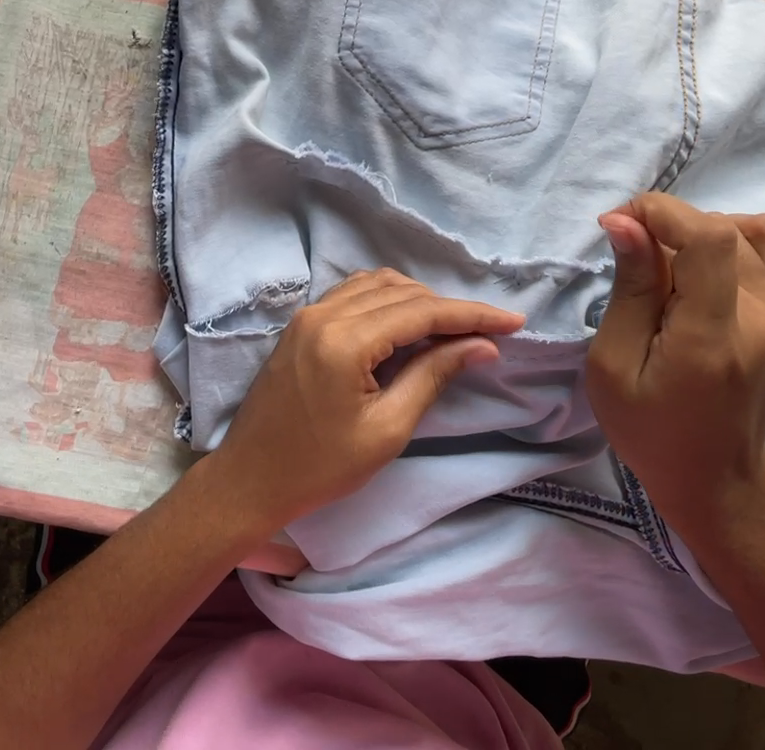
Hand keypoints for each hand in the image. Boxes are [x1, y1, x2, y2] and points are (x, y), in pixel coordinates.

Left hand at [205, 269, 523, 532]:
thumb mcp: (387, 429)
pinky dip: (385, 301)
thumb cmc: (321, 466)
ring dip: (417, 301)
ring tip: (450, 330)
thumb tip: (481, 345)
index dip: (471, 314)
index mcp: (343, 340)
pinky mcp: (301, 325)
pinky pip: (352, 294)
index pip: (420, 311)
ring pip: (375, 286)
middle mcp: (323, 315)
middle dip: (448, 308)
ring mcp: (308, 316)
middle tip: (486, 333)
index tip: (513, 321)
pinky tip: (406, 325)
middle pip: (400, 292)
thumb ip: (433, 376)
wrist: (252, 478)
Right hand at [586, 194, 764, 536]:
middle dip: (667, 224)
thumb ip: (629, 289)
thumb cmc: (648, 428)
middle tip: (628, 252)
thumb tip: (625, 223)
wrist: (717, 477)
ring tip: (667, 264)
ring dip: (701, 231)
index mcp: (714, 337)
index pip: (709, 237)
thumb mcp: (613, 364)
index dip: (660, 213)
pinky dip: (731, 243)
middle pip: (724, 228)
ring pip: (752, 230)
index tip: (616, 224)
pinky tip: (700, 273)